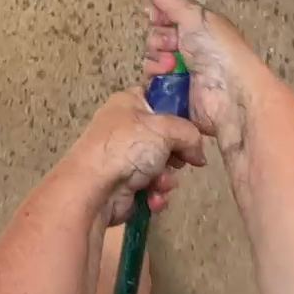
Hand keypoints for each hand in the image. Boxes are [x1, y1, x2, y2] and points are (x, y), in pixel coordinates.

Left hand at [60, 90, 205, 225]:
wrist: (95, 187)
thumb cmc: (127, 146)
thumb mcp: (165, 128)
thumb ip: (189, 134)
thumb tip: (198, 153)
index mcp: (129, 102)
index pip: (159, 96)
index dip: (177, 109)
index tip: (193, 125)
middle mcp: (126, 126)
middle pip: (166, 136)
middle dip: (176, 153)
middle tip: (179, 159)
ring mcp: (125, 155)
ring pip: (162, 164)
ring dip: (166, 177)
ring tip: (160, 183)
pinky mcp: (125, 182)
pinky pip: (153, 186)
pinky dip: (156, 193)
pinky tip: (152, 198)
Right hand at [142, 0, 269, 157]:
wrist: (231, 95)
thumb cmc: (220, 52)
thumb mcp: (196, 17)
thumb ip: (171, 1)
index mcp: (199, 30)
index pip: (168, 18)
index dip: (159, 16)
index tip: (157, 16)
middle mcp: (191, 52)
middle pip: (156, 40)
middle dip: (158, 40)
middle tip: (170, 44)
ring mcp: (184, 76)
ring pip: (152, 63)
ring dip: (156, 60)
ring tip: (170, 65)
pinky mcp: (177, 98)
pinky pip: (153, 86)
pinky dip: (154, 81)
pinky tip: (165, 78)